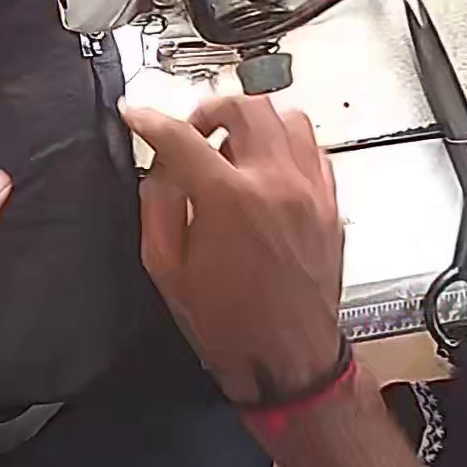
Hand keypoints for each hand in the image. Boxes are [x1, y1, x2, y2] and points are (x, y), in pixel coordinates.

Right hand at [121, 96, 343, 405]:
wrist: (285, 358)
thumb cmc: (231, 322)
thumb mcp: (166, 267)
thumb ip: (157, 204)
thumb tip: (160, 170)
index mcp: (228, 200)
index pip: (180, 136)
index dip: (149, 120)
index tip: (137, 116)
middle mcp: (275, 186)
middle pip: (244, 107)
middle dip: (206, 108)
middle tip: (189, 128)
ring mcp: (309, 192)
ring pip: (286, 116)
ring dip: (250, 119)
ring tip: (228, 141)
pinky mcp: (329, 205)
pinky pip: (313, 148)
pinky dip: (283, 142)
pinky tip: (264, 163)